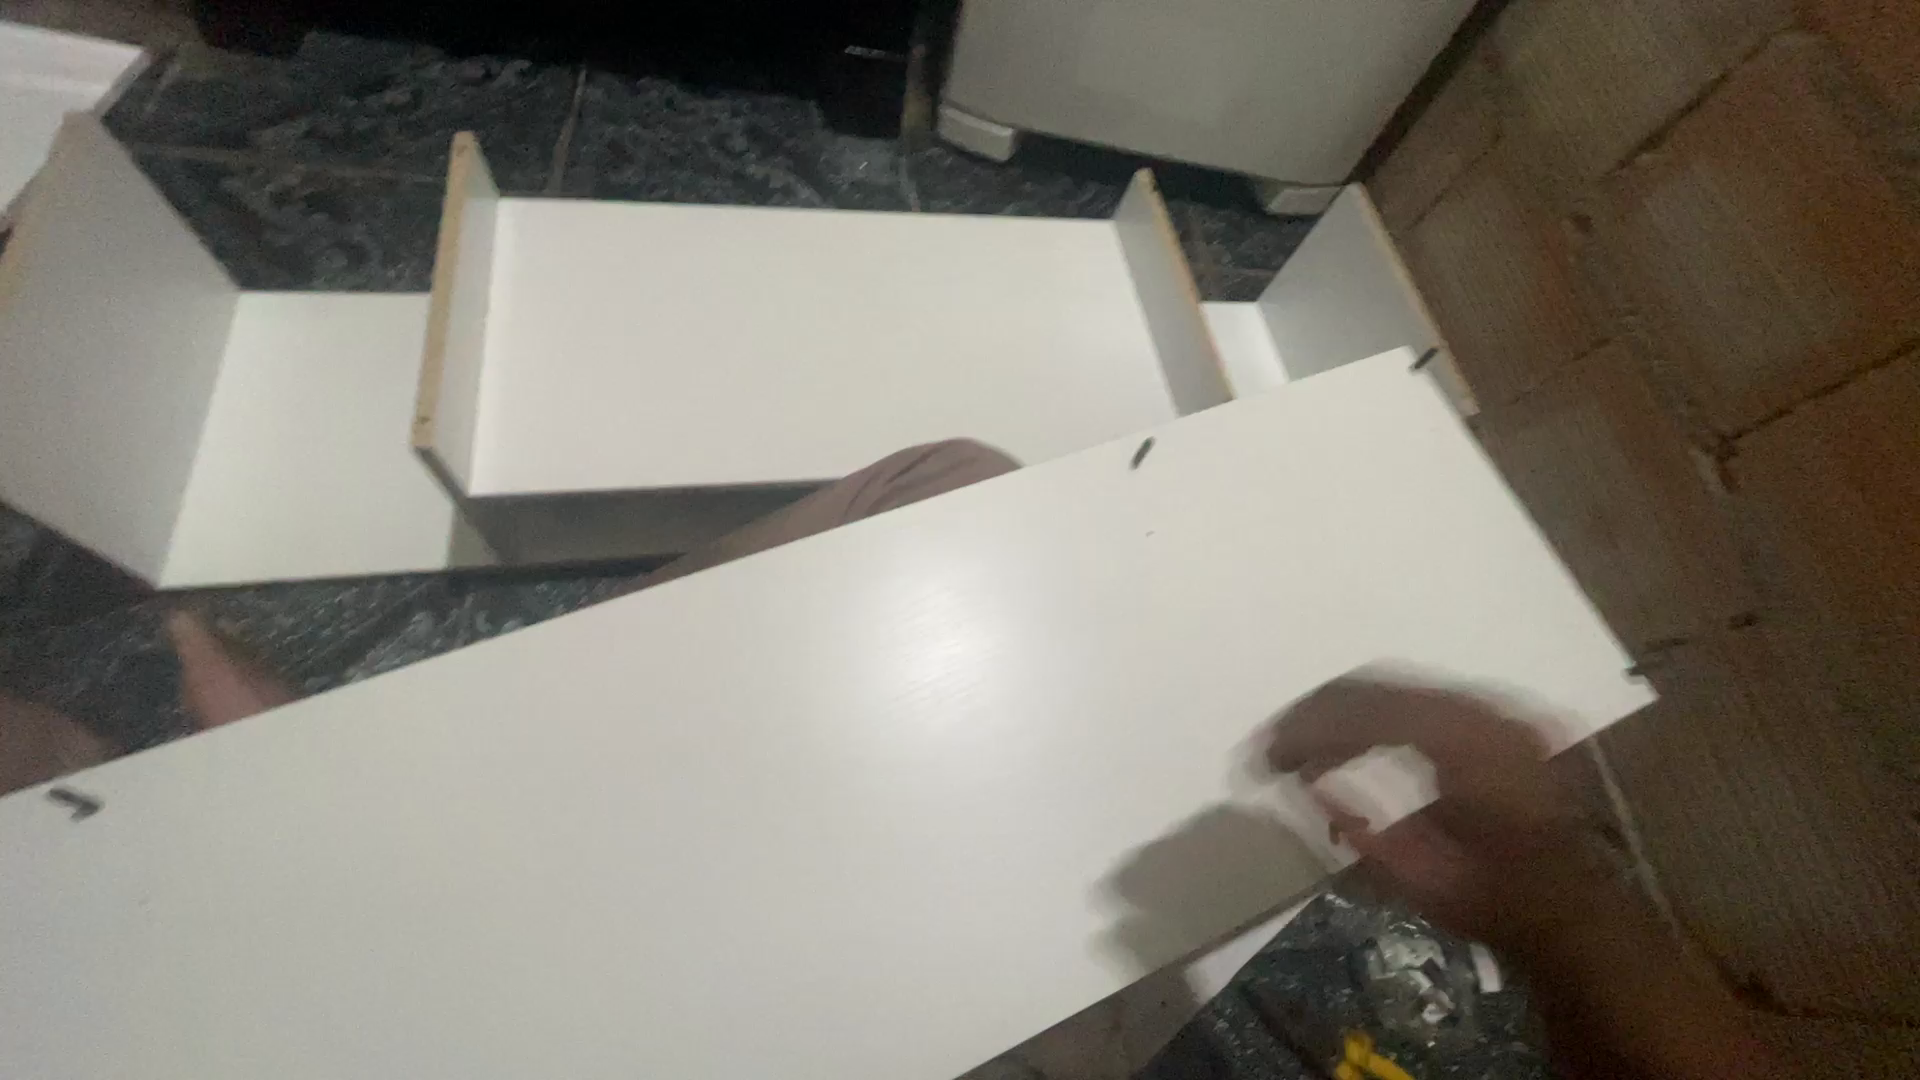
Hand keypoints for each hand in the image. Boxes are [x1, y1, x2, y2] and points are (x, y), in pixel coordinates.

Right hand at [1264, 675, 1608, 955]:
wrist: (1578, 913)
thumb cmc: (1495, 903)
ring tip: (1302, 748)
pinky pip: (1411, 696)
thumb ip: (1357, 825)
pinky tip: (1346, 746)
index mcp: (1468, 747)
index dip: (1304, 730)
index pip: (1363, 712)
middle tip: (1274, 748)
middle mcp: (1482, 712)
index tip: (1266, 757)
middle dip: (1312, 716)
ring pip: (1387, 686)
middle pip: (1370, 687)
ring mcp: (1491, 708)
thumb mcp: (1417, 879)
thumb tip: (1303, 780)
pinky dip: (1368, 715)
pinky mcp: (1491, 714)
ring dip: (1336, 714)